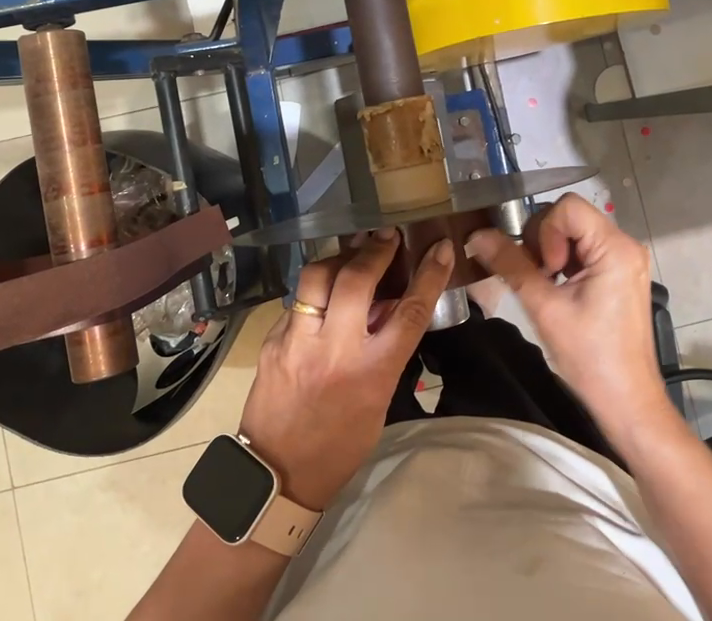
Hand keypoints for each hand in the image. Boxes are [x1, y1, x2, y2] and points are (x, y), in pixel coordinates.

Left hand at [236, 229, 452, 509]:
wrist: (277, 474)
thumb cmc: (339, 446)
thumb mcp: (379, 402)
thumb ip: (385, 353)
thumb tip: (389, 309)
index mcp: (371, 372)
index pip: (409, 311)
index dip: (429, 274)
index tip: (440, 248)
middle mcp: (334, 350)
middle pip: (357, 279)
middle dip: (375, 250)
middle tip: (386, 236)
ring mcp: (297, 342)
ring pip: (316, 277)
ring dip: (338, 258)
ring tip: (350, 254)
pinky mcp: (271, 341)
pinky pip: (296, 302)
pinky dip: (313, 292)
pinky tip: (321, 296)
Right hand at [467, 194, 667, 431]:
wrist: (626, 402)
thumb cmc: (589, 357)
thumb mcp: (544, 308)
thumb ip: (510, 265)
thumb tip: (476, 235)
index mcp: (616, 248)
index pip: (567, 207)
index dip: (545, 232)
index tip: (546, 271)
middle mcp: (626, 246)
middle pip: (570, 217)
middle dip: (544, 243)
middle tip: (540, 281)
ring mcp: (625, 261)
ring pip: (573, 235)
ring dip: (550, 255)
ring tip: (546, 290)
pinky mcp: (620, 276)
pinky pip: (584, 252)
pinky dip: (563, 265)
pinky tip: (558, 294)